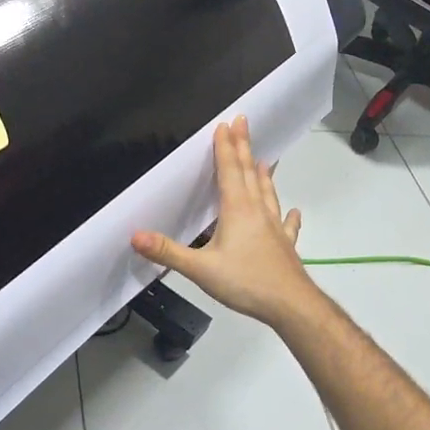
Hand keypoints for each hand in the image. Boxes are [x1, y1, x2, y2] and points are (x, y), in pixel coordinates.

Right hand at [131, 117, 323, 327]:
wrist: (291, 305)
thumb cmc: (246, 282)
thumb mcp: (200, 269)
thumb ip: (168, 252)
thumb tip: (135, 236)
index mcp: (237, 210)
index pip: (229, 170)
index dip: (225, 147)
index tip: (226, 124)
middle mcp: (258, 211)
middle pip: (249, 173)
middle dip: (243, 148)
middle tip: (242, 123)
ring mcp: (275, 227)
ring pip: (267, 193)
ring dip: (263, 175)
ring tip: (264, 161)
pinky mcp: (285, 245)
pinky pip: (286, 225)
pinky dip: (289, 216)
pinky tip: (293, 212)